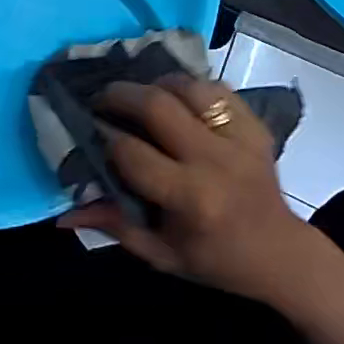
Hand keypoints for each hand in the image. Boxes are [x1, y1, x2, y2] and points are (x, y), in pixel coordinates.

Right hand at [60, 76, 326, 303]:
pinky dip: (193, 87)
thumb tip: (64, 214)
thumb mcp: (161, 254)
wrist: (280, 252)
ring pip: (190, 88)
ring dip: (158, 84)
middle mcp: (215, 161)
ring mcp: (240, 139)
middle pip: (158, 106)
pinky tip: (178, 96)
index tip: (89, 129)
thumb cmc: (215, 259)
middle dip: (122, 94)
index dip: (104, 137)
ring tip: (141, 92)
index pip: (132, 153)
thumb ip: (114, 227)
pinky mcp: (256, 127)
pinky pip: (219, 90)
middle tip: (103, 97)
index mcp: (190, 198)